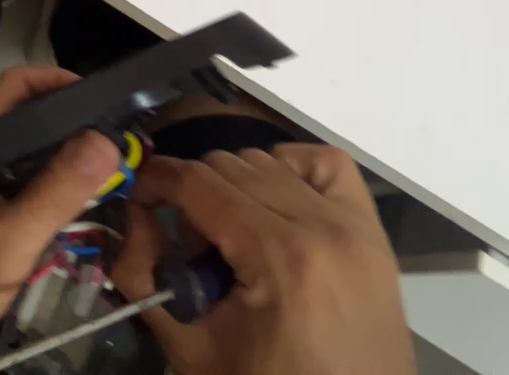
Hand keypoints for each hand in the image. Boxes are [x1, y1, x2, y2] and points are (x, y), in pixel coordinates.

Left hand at [0, 66, 122, 369]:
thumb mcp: (9, 242)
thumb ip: (56, 192)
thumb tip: (103, 141)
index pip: (17, 84)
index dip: (60, 82)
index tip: (103, 104)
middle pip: (17, 111)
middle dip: (64, 120)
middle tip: (110, 146)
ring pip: (11, 144)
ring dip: (51, 151)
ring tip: (95, 174)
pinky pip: (1, 171)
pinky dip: (33, 176)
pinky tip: (55, 204)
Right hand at [110, 146, 412, 374]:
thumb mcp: (188, 348)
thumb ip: (139, 276)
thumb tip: (135, 220)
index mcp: (278, 255)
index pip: (194, 180)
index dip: (154, 181)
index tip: (138, 202)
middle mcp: (320, 226)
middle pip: (225, 164)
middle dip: (192, 193)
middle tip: (190, 245)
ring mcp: (353, 226)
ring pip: (265, 159)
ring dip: (235, 185)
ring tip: (233, 235)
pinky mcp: (373, 232)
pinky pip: (323, 162)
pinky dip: (290, 168)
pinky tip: (275, 204)